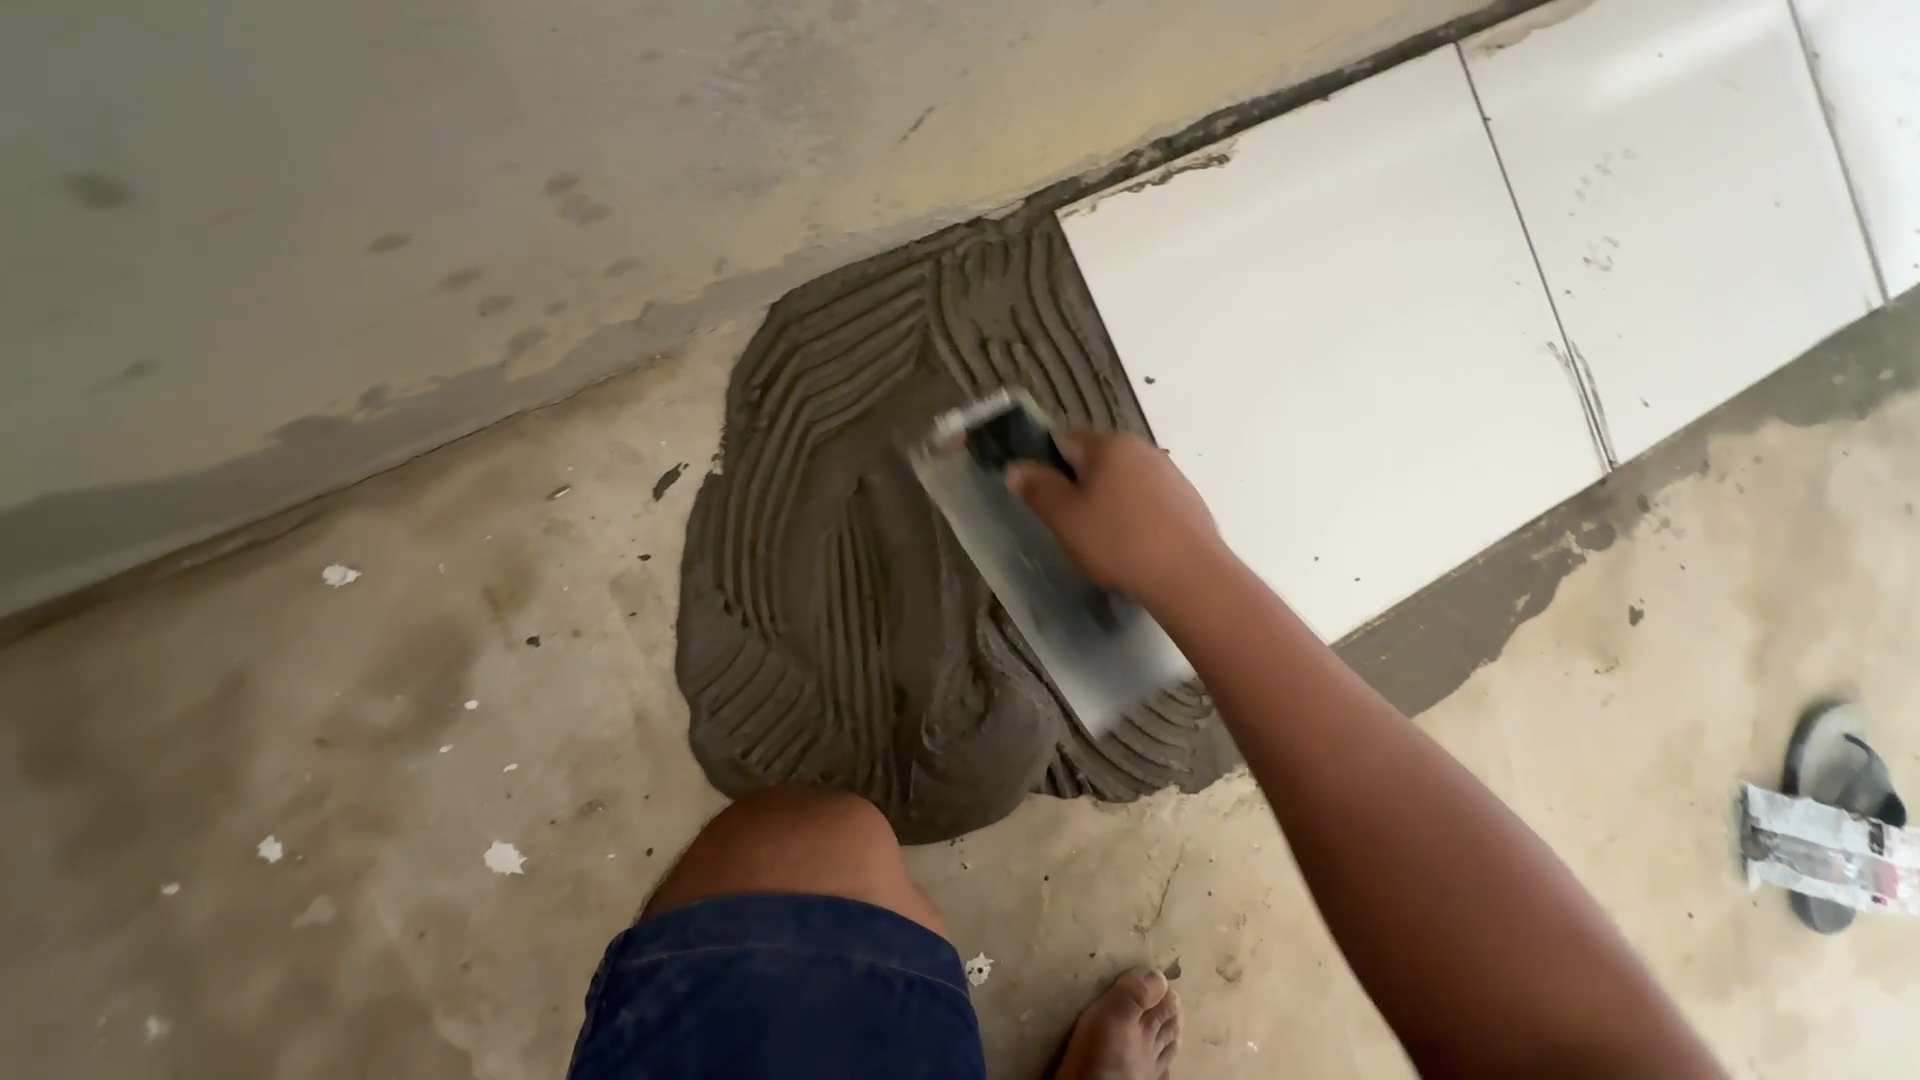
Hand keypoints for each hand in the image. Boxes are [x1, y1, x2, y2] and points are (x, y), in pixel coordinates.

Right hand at [1006, 430, 1227, 603]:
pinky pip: (1147, 499)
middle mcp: (1140, 448)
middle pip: (1095, 460)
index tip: (1047, 501)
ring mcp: (1168, 472)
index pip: (1063, 439)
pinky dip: (1134, 515)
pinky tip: (1134, 546)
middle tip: (1072, 526)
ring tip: (1105, 541)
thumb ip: (1038, 489)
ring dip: (1107, 502)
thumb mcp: (1065, 519)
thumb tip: (1015, 467)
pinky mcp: (1186, 498)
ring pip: (1122, 480)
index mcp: (1108, 445)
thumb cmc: (1118, 542)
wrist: (1189, 575)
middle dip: (1079, 487)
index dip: (1047, 467)